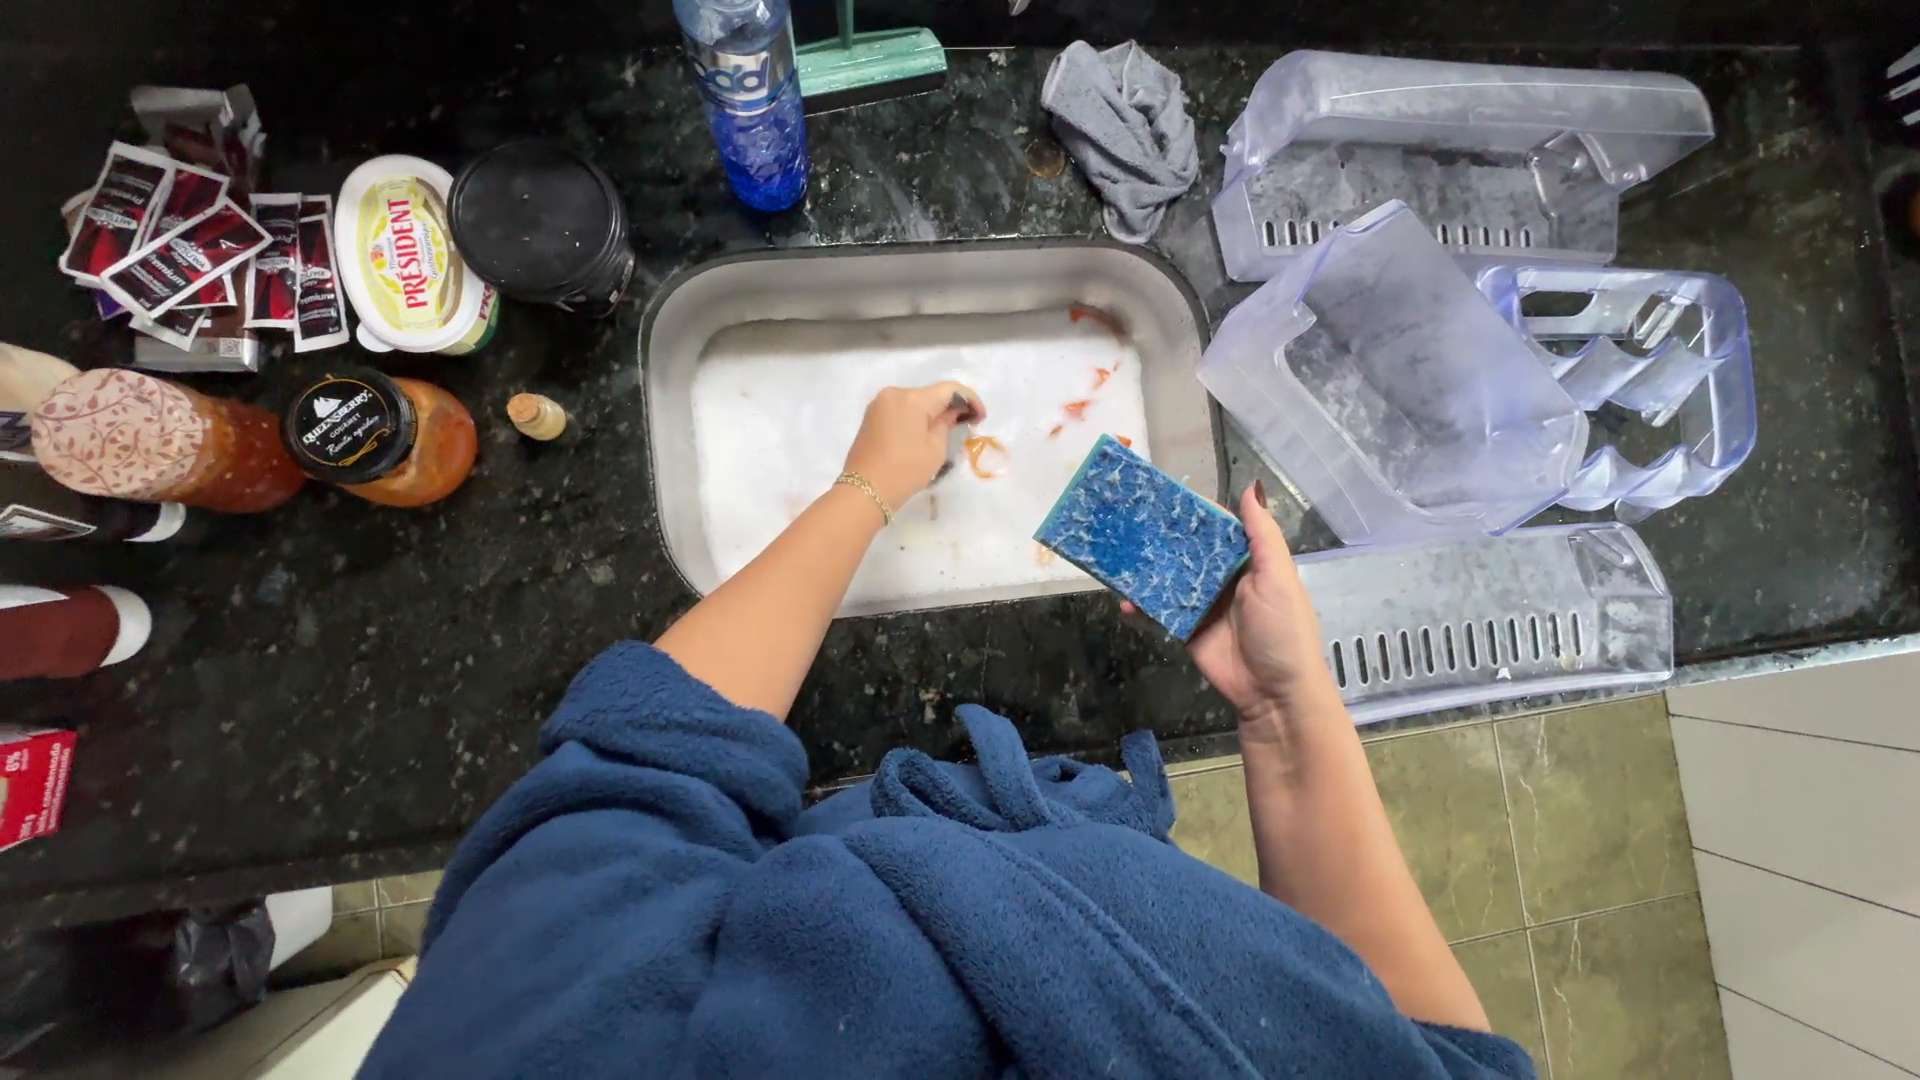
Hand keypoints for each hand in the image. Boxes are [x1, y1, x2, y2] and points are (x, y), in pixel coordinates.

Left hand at [843, 382, 983, 508]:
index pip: (950, 389)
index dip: (970, 400)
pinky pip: (901, 410)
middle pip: (931, 394)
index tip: (981, 418)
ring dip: (932, 412)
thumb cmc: (904, 472)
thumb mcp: (935, 449)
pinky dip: (915, 417)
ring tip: (947, 431)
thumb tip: (953, 414)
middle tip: (967, 425)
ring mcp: (879, 404)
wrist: (864, 492)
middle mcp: (894, 393)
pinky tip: (924, 433)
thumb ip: (947, 424)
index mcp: (912, 398)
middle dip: (950, 407)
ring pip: (915, 401)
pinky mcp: (871, 417)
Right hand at [1130, 483, 1341, 735]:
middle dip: (1161, 538)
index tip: (1163, 495)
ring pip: (1168, 578)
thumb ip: (1261, 535)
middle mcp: (1222, 577)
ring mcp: (1201, 603)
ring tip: (1117, 555)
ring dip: (1145, 569)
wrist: (1273, 693)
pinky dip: (1140, 604)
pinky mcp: (1184, 627)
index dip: (1194, 512)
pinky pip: (1158, 610)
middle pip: (1187, 550)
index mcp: (1248, 561)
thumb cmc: (1282, 630)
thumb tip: (1250, 487)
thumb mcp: (1278, 578)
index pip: (1217, 527)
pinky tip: (1123, 600)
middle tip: (1128, 520)